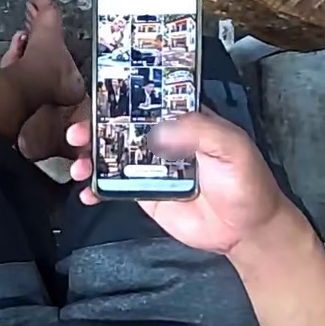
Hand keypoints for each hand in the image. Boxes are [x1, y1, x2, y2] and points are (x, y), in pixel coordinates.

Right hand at [67, 111, 311, 261]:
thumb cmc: (246, 182)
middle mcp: (164, 137)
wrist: (246, 230)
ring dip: (90, 156)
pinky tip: (87, 192)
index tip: (97, 97)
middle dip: (94, 125)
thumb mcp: (231, 147)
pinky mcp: (145, 194)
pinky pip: (115, 187)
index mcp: (184, 118)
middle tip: (78, 133)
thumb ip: (199, 131)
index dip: (119, 95)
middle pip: (121, 124)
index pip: (147, 98)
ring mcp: (151, 166)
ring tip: (78, 165)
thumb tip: (157, 130)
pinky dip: (97, 188)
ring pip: (113, 154)